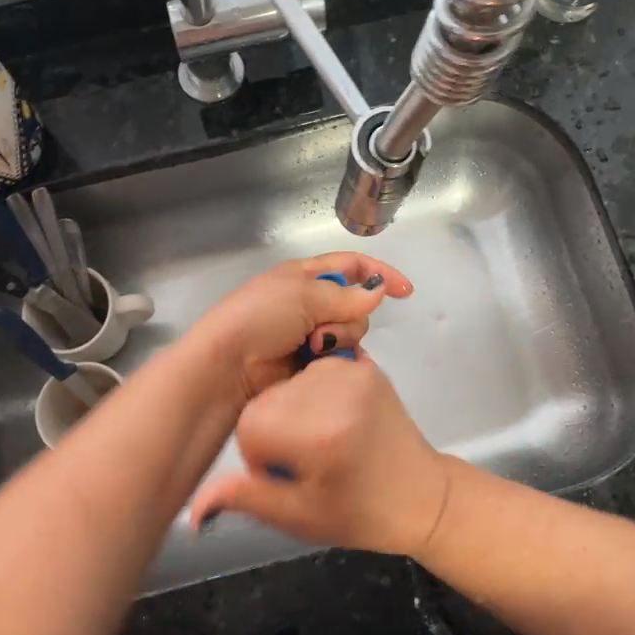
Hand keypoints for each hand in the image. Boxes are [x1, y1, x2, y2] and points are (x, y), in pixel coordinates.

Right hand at [188, 356, 450, 556]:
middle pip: (267, 399)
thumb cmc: (360, 513)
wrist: (423, 495)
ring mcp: (354, 374)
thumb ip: (247, 499)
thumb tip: (195, 505)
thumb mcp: (300, 516)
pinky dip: (313, 393)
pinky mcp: (366, 366)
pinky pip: (314, 371)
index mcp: (320, 436)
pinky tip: (332, 418)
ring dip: (292, 408)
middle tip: (303, 458)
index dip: (259, 454)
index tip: (285, 472)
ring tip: (319, 439)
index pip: (251, 425)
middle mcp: (337, 394)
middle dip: (274, 429)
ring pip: (287, 383)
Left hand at [190, 253, 412, 402]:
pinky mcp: (310, 365)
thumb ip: (346, 295)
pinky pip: (341, 360)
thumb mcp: (302, 295)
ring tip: (313, 352)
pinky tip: (324, 367)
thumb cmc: (259, 318)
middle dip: (348, 320)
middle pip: (356, 306)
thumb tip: (378, 292)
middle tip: (322, 333)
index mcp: (304, 276)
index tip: (405, 292)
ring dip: (338, 341)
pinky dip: (337, 362)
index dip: (379, 274)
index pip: (351, 266)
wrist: (228, 367)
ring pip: (351, 334)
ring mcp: (310, 335)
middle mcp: (310, 303)